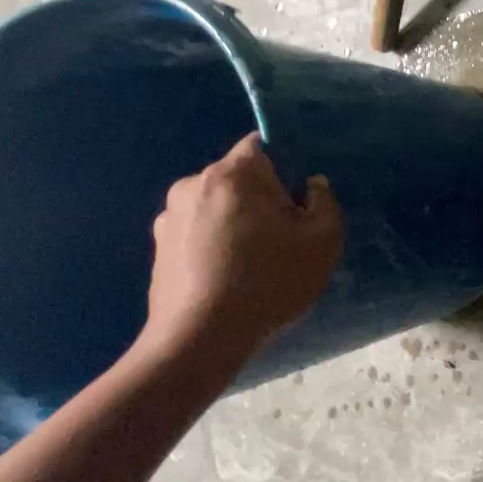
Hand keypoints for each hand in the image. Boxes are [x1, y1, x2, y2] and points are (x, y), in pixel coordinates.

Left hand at [141, 133, 344, 360]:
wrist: (200, 339)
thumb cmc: (271, 279)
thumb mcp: (324, 238)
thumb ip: (324, 201)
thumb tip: (310, 185)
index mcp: (235, 174)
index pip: (263, 142)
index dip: (290, 160)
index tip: (305, 188)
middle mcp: (194, 185)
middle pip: (241, 175)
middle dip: (266, 192)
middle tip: (290, 225)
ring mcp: (169, 217)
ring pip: (220, 203)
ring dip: (241, 217)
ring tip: (262, 253)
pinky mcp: (158, 247)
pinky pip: (201, 228)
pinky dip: (220, 239)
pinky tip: (236, 269)